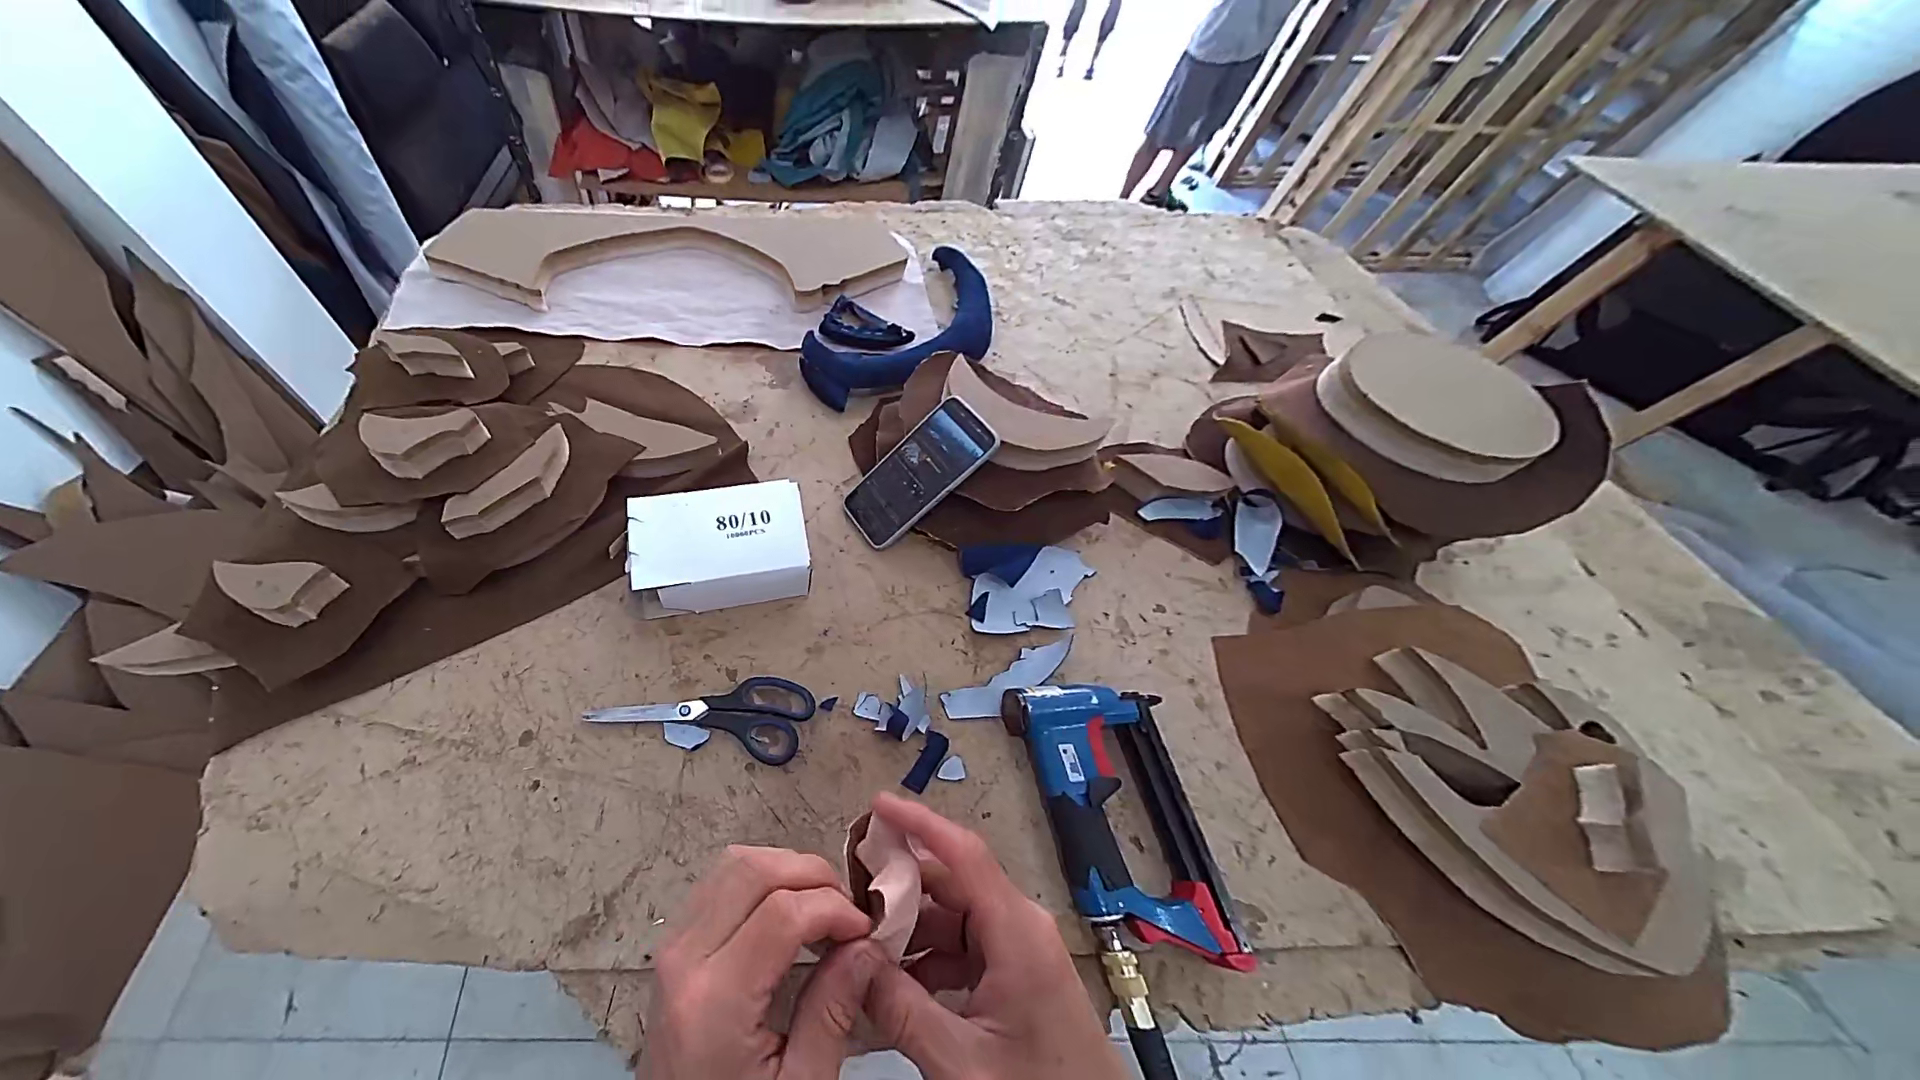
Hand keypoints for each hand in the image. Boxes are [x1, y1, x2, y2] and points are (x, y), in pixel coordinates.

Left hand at [642, 845, 887, 1079]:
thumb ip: (833, 1013)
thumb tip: (869, 946)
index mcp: (713, 1004)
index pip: (783, 912)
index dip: (834, 908)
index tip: (865, 930)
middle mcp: (684, 961)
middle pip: (755, 871)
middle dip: (815, 876)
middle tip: (846, 912)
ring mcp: (672, 946)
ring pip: (736, 863)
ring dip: (789, 870)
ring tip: (822, 908)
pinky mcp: (675, 942)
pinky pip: (721, 879)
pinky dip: (765, 877)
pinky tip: (790, 910)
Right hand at [862, 792, 1127, 1079]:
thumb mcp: (961, 1060)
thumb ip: (902, 1010)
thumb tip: (855, 964)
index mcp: (1016, 930)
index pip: (963, 854)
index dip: (920, 823)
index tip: (880, 806)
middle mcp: (1020, 924)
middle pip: (954, 885)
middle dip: (902, 888)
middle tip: (851, 896)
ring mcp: (1020, 946)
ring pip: (956, 917)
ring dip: (912, 930)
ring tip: (866, 949)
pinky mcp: (1017, 969)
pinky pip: (966, 946)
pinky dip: (931, 958)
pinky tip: (899, 985)